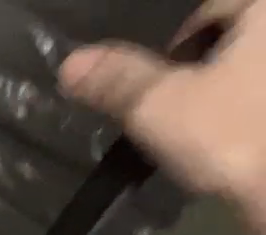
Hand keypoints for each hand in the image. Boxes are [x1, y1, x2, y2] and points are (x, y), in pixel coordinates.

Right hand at [61, 1, 265, 234]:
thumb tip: (71, 61)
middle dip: (207, 64)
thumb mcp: (157, 105)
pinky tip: (236, 136)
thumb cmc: (232, 132)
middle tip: (183, 105)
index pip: (215, 7)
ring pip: (247, 69)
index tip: (164, 81)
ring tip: (209, 125)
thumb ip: (116, 80)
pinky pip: (252, 97)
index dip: (181, 42)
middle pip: (239, 34)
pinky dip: (243, 109)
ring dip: (227, 88)